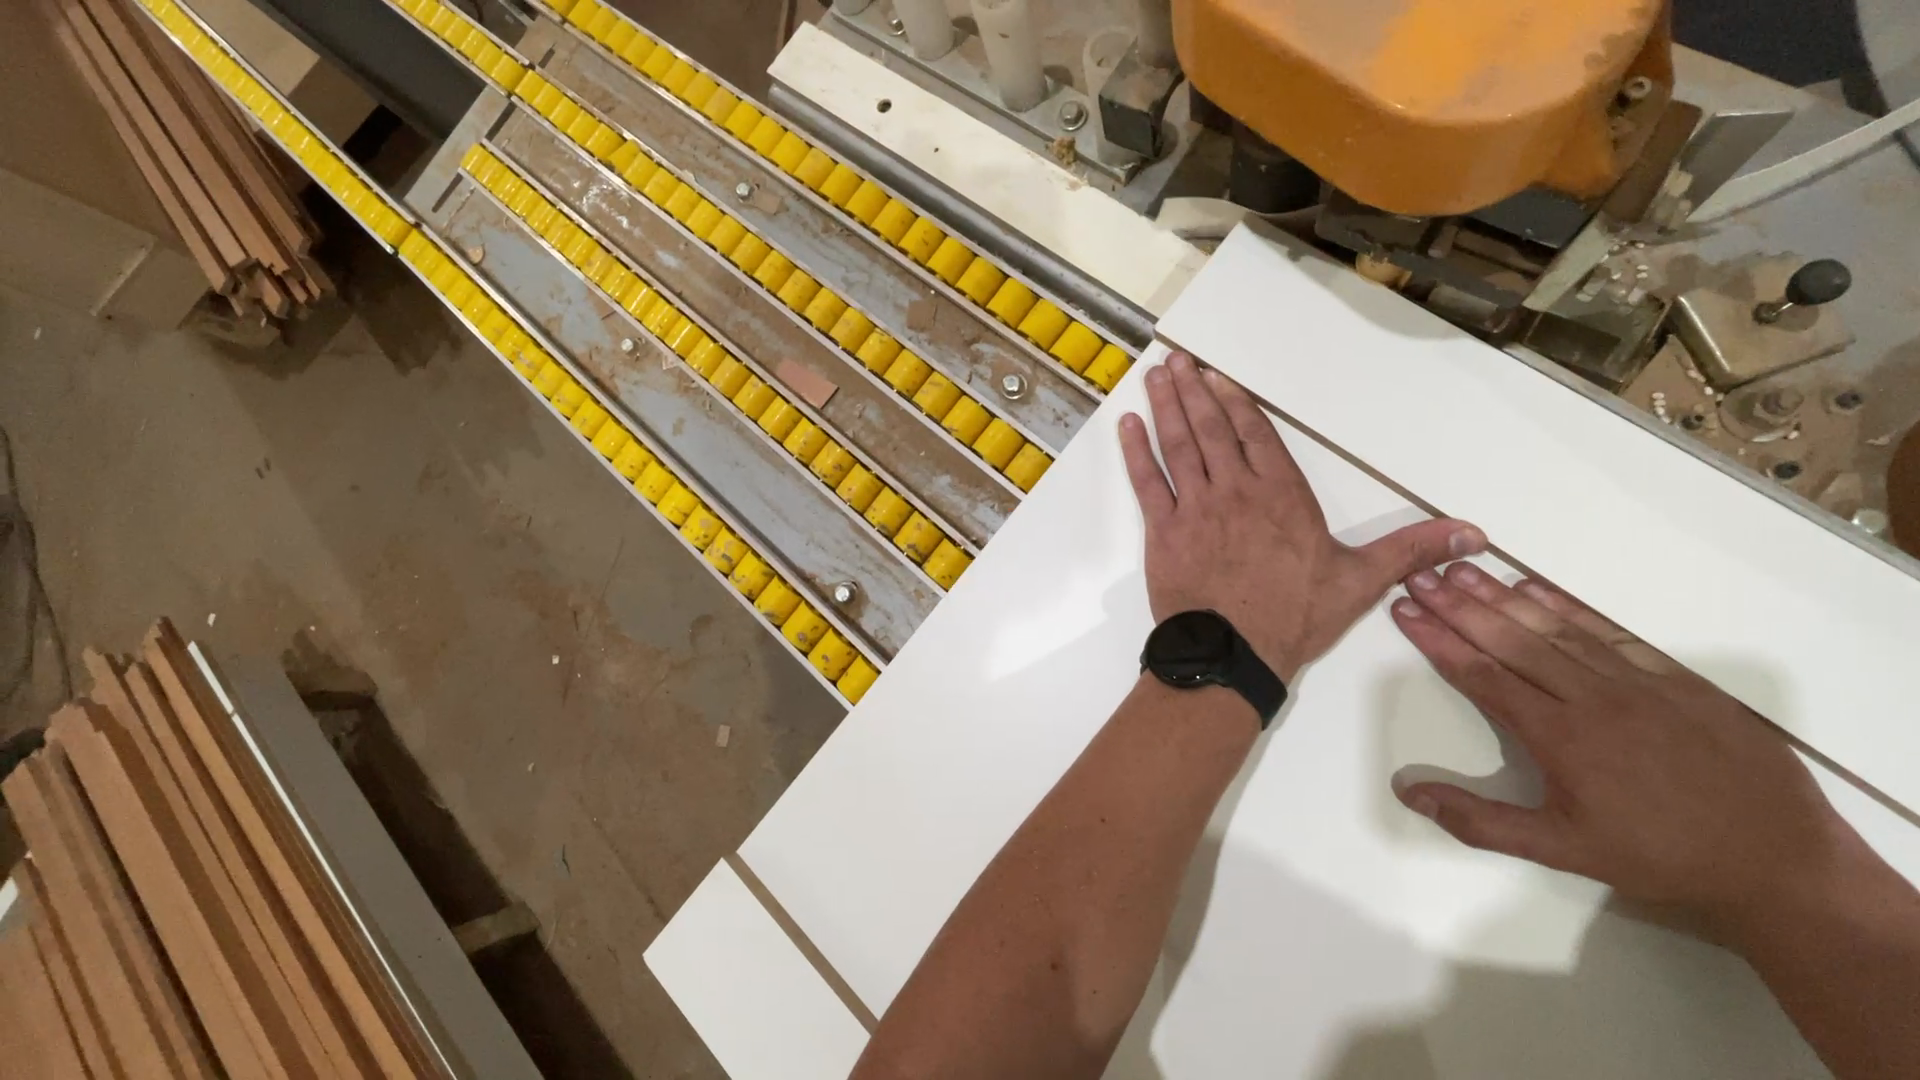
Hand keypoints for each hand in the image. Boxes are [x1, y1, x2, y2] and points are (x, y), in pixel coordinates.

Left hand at [1121, 354, 1485, 682]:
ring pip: (1178, 445)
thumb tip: (1473, 533)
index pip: (1255, 434)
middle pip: (1211, 429)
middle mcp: (1235, 490)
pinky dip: (1135, 451)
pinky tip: (1127, 424)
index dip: (1234, 402)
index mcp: (1282, 494)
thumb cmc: (1294, 616)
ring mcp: (1195, 507)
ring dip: (1166, 407)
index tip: (1216, 376)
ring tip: (1156, 375)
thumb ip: (1410, 550)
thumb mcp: (1360, 581)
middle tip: (1176, 361)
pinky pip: (1146, 481)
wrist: (1233, 653)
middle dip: (1194, 390)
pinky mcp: (1163, 530)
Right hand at [1391, 564, 1873, 932]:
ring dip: (1503, 597)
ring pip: (1555, 628)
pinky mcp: (1674, 677)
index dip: (1437, 640)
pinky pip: (1610, 631)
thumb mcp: (1561, 853)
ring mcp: (1636, 682)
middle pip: (1511, 641)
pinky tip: (1536, 587)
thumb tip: (1407, 790)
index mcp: (1559, 737)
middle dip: (1458, 606)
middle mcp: (1591, 698)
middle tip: (1419, 575)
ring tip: (1463, 571)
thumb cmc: (1657, 856)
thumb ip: (1480, 821)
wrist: (1778, 859)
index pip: (1481, 675)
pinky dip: (1567, 605)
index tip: (1404, 609)